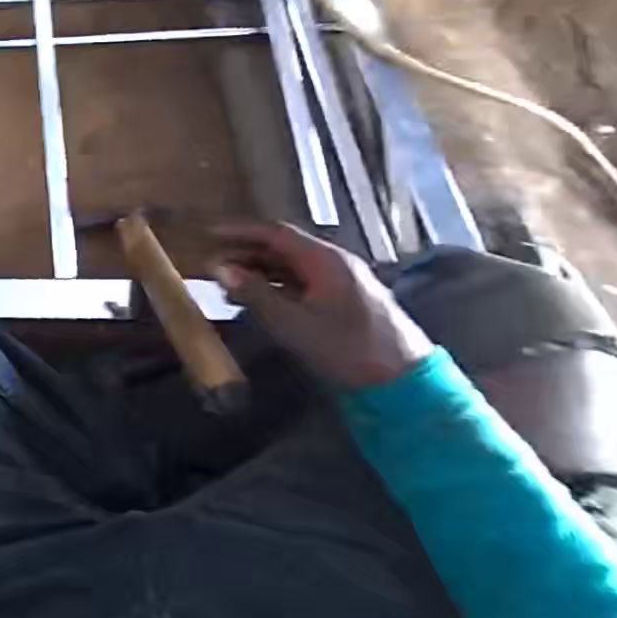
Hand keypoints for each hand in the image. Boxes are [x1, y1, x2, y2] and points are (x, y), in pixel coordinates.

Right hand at [209, 222, 433, 390]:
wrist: (407, 387)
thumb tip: (218, 267)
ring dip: (257, 271)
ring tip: (228, 284)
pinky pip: (301, 282)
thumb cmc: (346, 347)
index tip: (209, 234)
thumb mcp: (292, 321)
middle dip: (244, 254)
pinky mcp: (346, 301)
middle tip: (212, 263)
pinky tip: (256, 299)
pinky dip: (274, 285)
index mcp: (326, 260)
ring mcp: (343, 282)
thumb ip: (253, 292)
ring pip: (290, 266)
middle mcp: (335, 264)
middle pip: (281, 248)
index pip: (275, 233)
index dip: (239, 230)